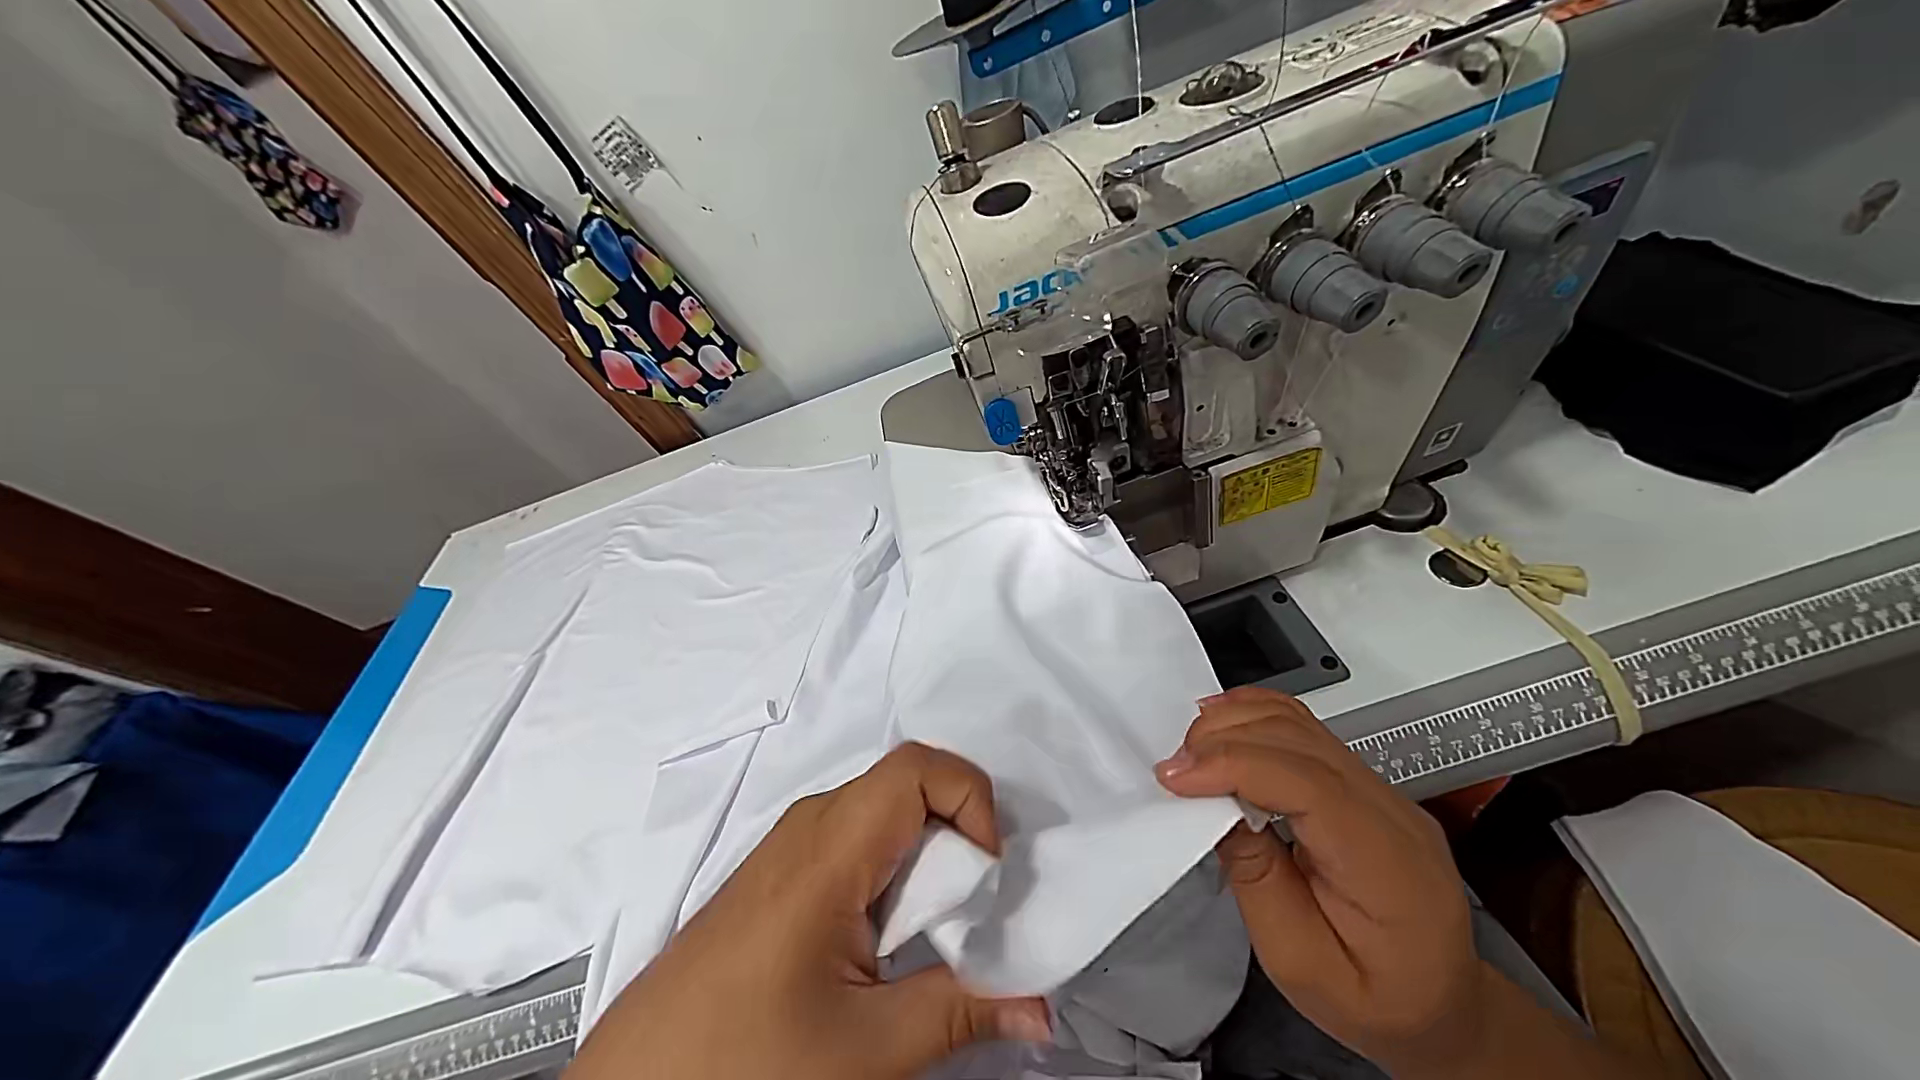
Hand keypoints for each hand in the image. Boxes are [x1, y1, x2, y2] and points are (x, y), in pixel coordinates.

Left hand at [567, 742, 1050, 1079]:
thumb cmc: (744, 1059)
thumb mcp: (866, 1048)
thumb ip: (961, 1011)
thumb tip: (1039, 1007)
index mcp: (830, 846)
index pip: (917, 769)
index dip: (971, 800)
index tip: (988, 873)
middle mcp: (811, 825)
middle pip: (908, 788)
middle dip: (958, 835)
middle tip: (975, 909)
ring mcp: (794, 845)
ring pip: (885, 815)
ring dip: (928, 858)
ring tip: (938, 930)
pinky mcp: (785, 871)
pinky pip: (859, 841)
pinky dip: (896, 872)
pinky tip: (892, 937)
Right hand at [1155, 687, 1626, 1078]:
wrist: (1440, 1001)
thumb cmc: (1376, 997)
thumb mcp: (1300, 961)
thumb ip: (1255, 879)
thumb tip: (1212, 807)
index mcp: (1386, 864)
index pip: (1308, 783)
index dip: (1234, 766)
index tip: (1176, 778)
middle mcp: (1390, 811)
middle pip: (1299, 740)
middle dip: (1222, 741)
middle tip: (1173, 769)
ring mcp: (1379, 788)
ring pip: (1299, 722)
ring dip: (1233, 725)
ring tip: (1188, 752)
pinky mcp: (1360, 780)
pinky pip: (1304, 727)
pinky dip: (1255, 716)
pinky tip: (1222, 724)